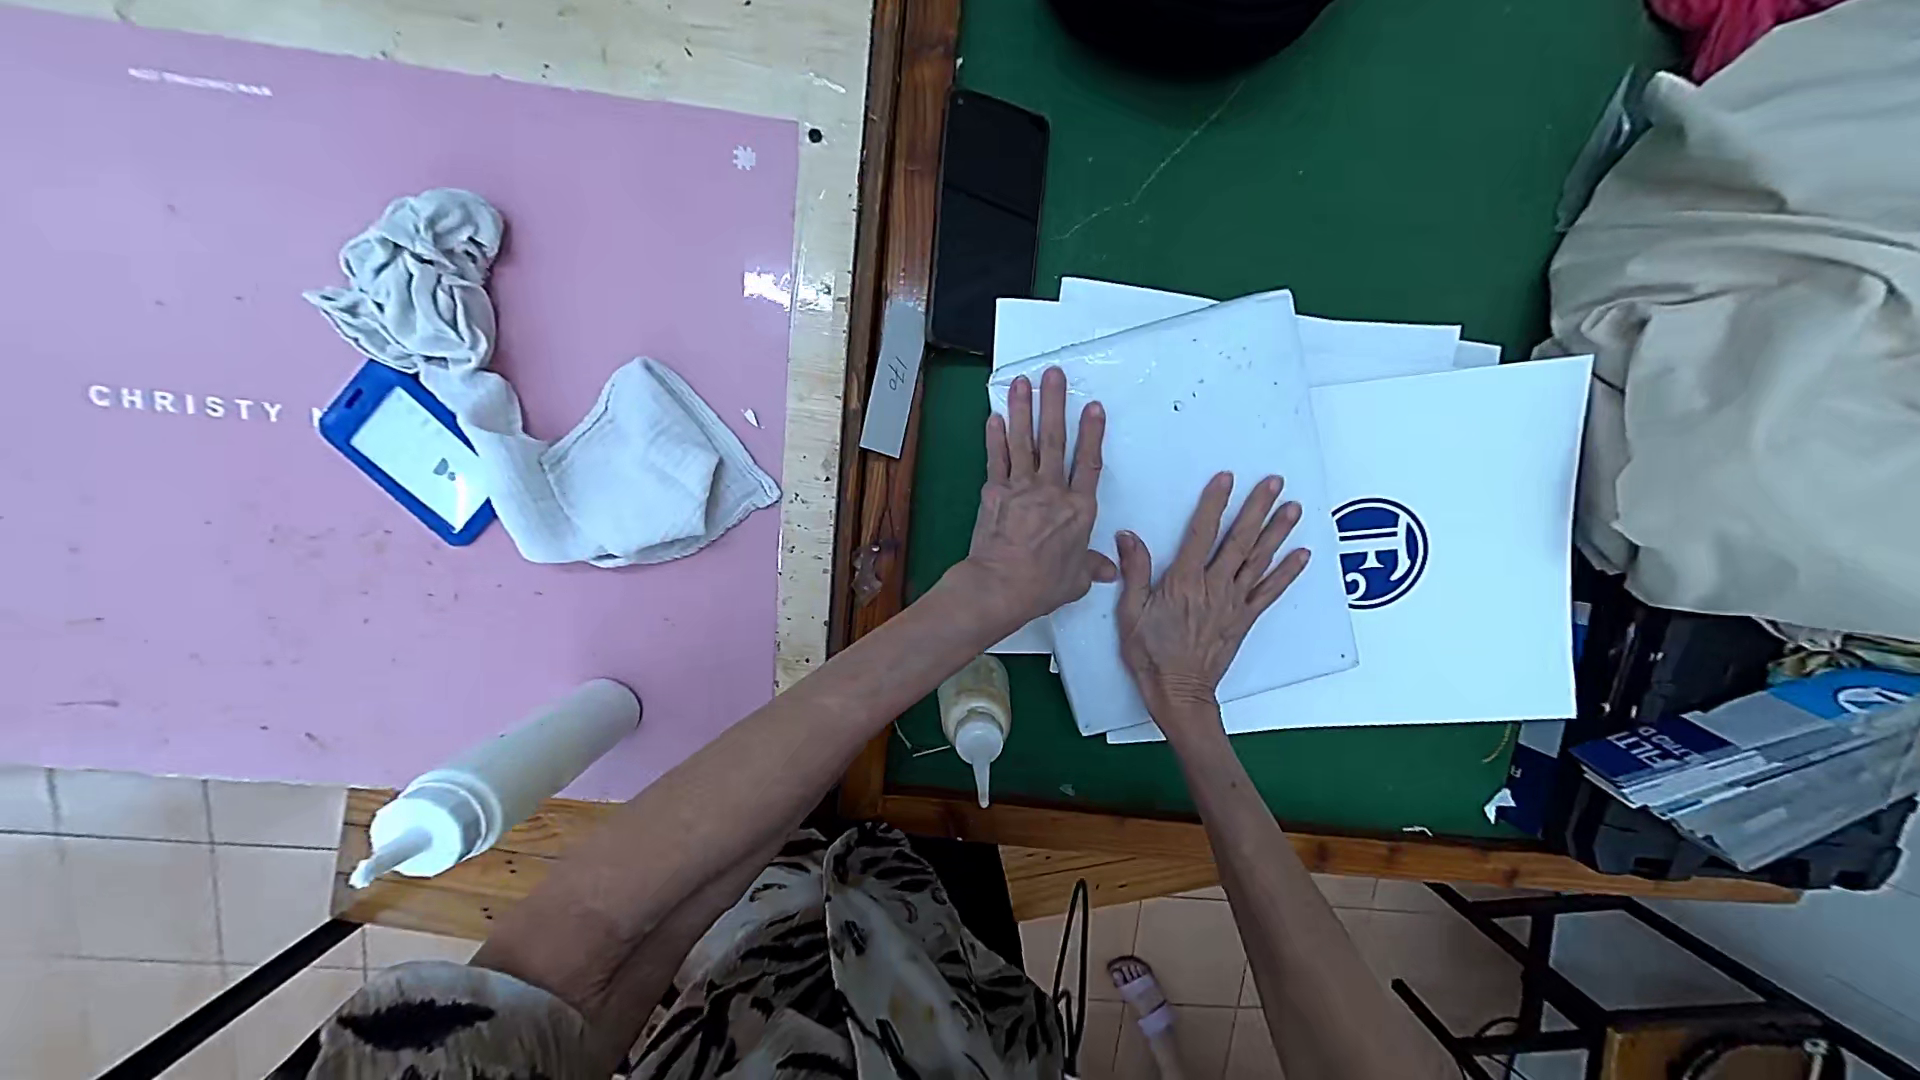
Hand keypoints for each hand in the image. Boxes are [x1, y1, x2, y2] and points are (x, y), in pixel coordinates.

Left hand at [956, 366, 1115, 631]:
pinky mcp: (995, 492)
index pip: (1089, 463)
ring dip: (1023, 409)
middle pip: (1055, 440)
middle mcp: (1051, 491)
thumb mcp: (1076, 579)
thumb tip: (1108, 569)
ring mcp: (1021, 488)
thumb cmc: (1042, 585)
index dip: (1092, 433)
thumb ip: (1091, 566)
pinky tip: (994, 417)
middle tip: (1053, 375)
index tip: (1092, 407)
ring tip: (1022, 383)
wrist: (1000, 586)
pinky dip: (995, 438)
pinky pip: (996, 459)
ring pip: (1024, 441)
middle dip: (1054, 404)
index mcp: (1078, 509)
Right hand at [1115, 472, 1310, 728]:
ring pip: (1259, 560)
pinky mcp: (1244, 619)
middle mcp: (1214, 587)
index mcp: (1184, 582)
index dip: (1214, 503)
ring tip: (1292, 507)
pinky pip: (1270, 592)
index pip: (1202, 533)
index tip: (1226, 479)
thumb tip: (1129, 536)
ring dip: (1277, 532)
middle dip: (1257, 508)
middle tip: (1273, 482)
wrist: (1178, 691)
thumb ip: (1134, 571)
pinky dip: (1287, 573)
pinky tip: (1301, 555)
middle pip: (1240, 540)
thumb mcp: (1130, 611)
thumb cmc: (1150, 654)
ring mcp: (1233, 603)